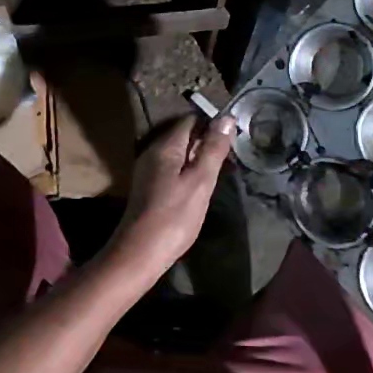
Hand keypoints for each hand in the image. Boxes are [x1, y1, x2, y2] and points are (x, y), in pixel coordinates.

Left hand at [108, 114, 235, 269]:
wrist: (140, 253)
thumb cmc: (174, 216)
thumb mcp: (201, 181)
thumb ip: (213, 149)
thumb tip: (226, 118)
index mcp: (165, 146)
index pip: (190, 120)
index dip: (212, 124)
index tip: (233, 138)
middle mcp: (152, 152)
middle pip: (184, 135)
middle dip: (207, 142)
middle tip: (231, 157)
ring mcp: (148, 170)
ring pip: (179, 154)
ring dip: (199, 158)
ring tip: (221, 171)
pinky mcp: (149, 187)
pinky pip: (172, 169)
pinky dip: (189, 172)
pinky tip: (201, 186)